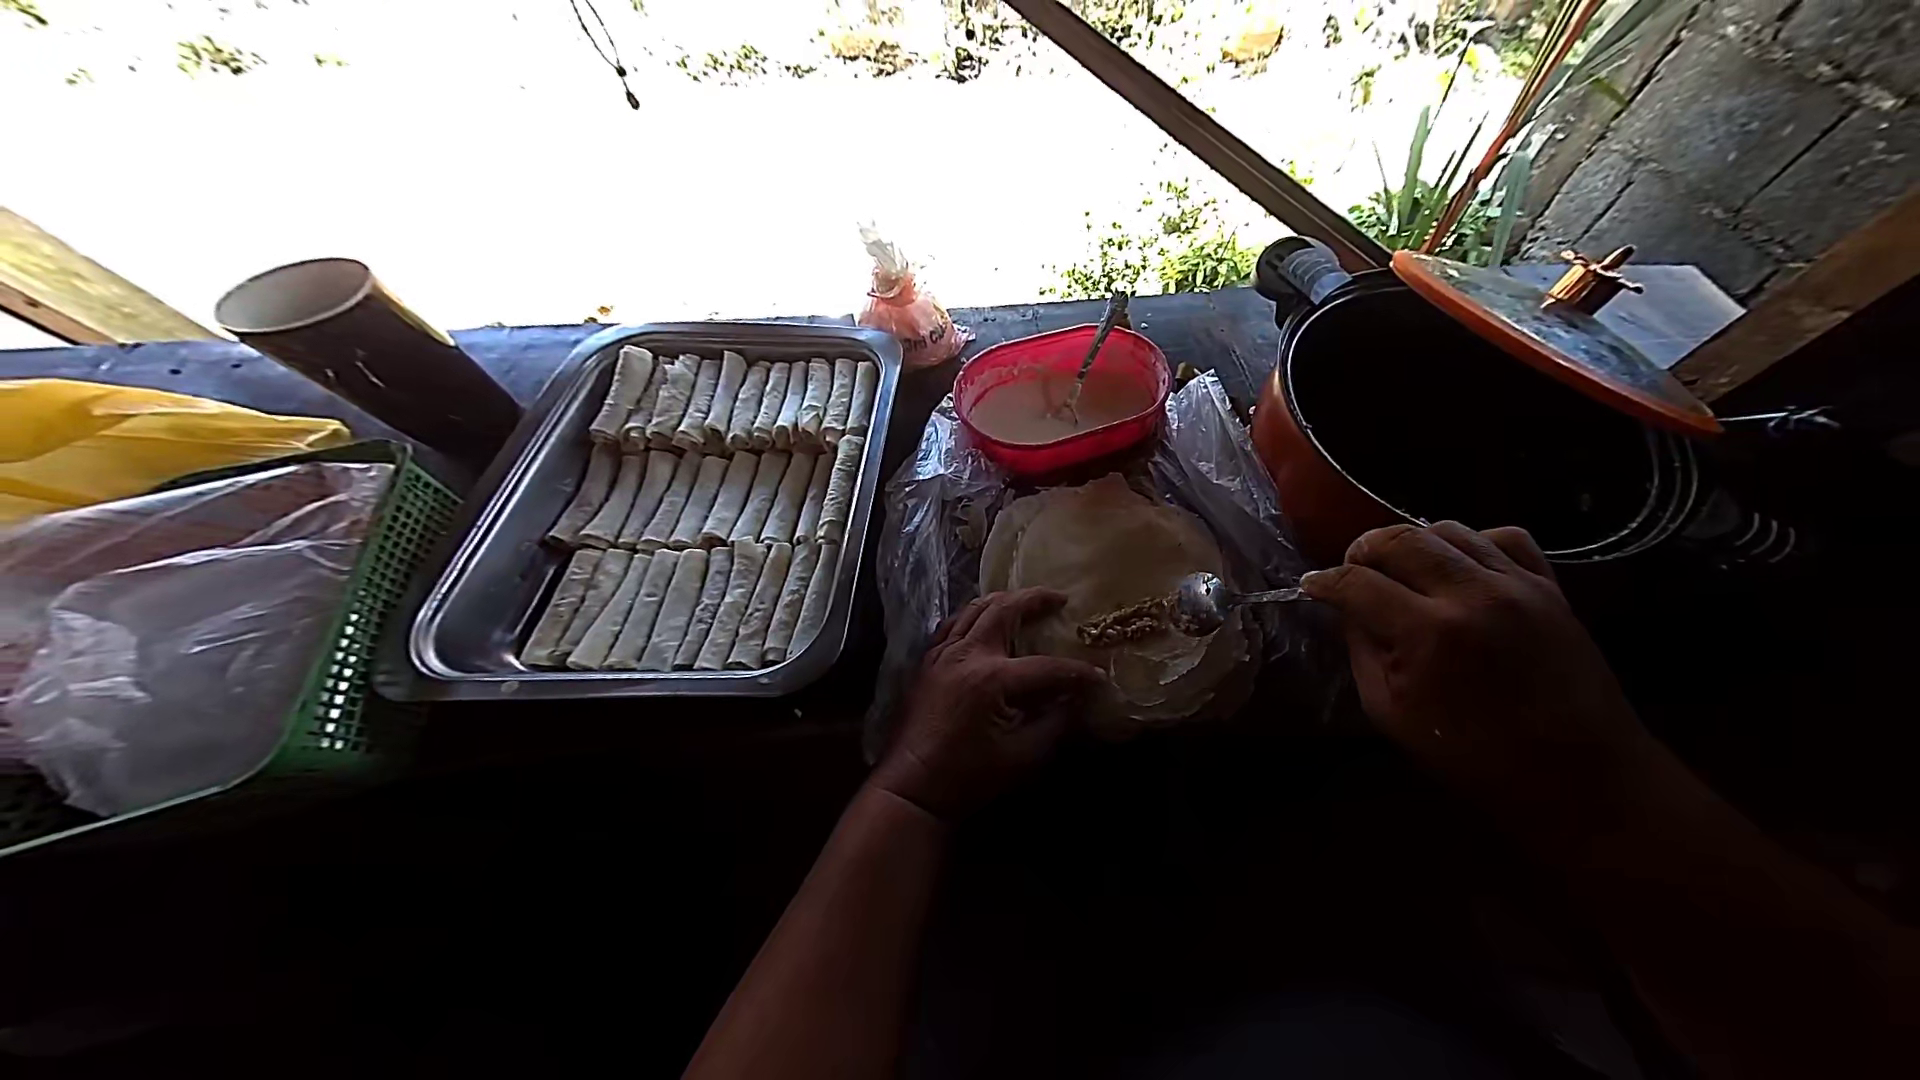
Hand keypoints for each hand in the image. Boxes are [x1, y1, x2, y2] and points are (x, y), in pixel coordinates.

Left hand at [870, 588, 1106, 821]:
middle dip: (1035, 599)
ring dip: (1003, 601)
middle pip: (1004, 610)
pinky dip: (973, 615)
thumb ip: (1056, 722)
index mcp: (992, 679)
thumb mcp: (1023, 756)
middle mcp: (966, 655)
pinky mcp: (928, 660)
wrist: (913, 786)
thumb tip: (1080, 699)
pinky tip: (984, 619)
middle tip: (1059, 598)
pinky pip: (953, 624)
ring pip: (974, 609)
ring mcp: (942, 653)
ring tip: (1025, 601)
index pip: (1046, 667)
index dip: (1077, 672)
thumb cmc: (969, 776)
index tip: (1100, 677)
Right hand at [1300, 523, 1652, 801]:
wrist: (1580, 777)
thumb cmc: (1470, 754)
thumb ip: (1361, 648)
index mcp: (1429, 632)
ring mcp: (1518, 586)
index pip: (1356, 583)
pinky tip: (1456, 570)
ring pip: (1446, 530)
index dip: (1323, 581)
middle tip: (1351, 572)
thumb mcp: (1387, 709)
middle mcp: (1474, 595)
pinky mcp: (1550, 588)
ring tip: (1401, 570)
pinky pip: (1503, 537)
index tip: (1311, 585)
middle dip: (1362, 550)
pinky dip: (1469, 544)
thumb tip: (1347, 608)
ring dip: (1411, 544)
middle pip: (1399, 540)